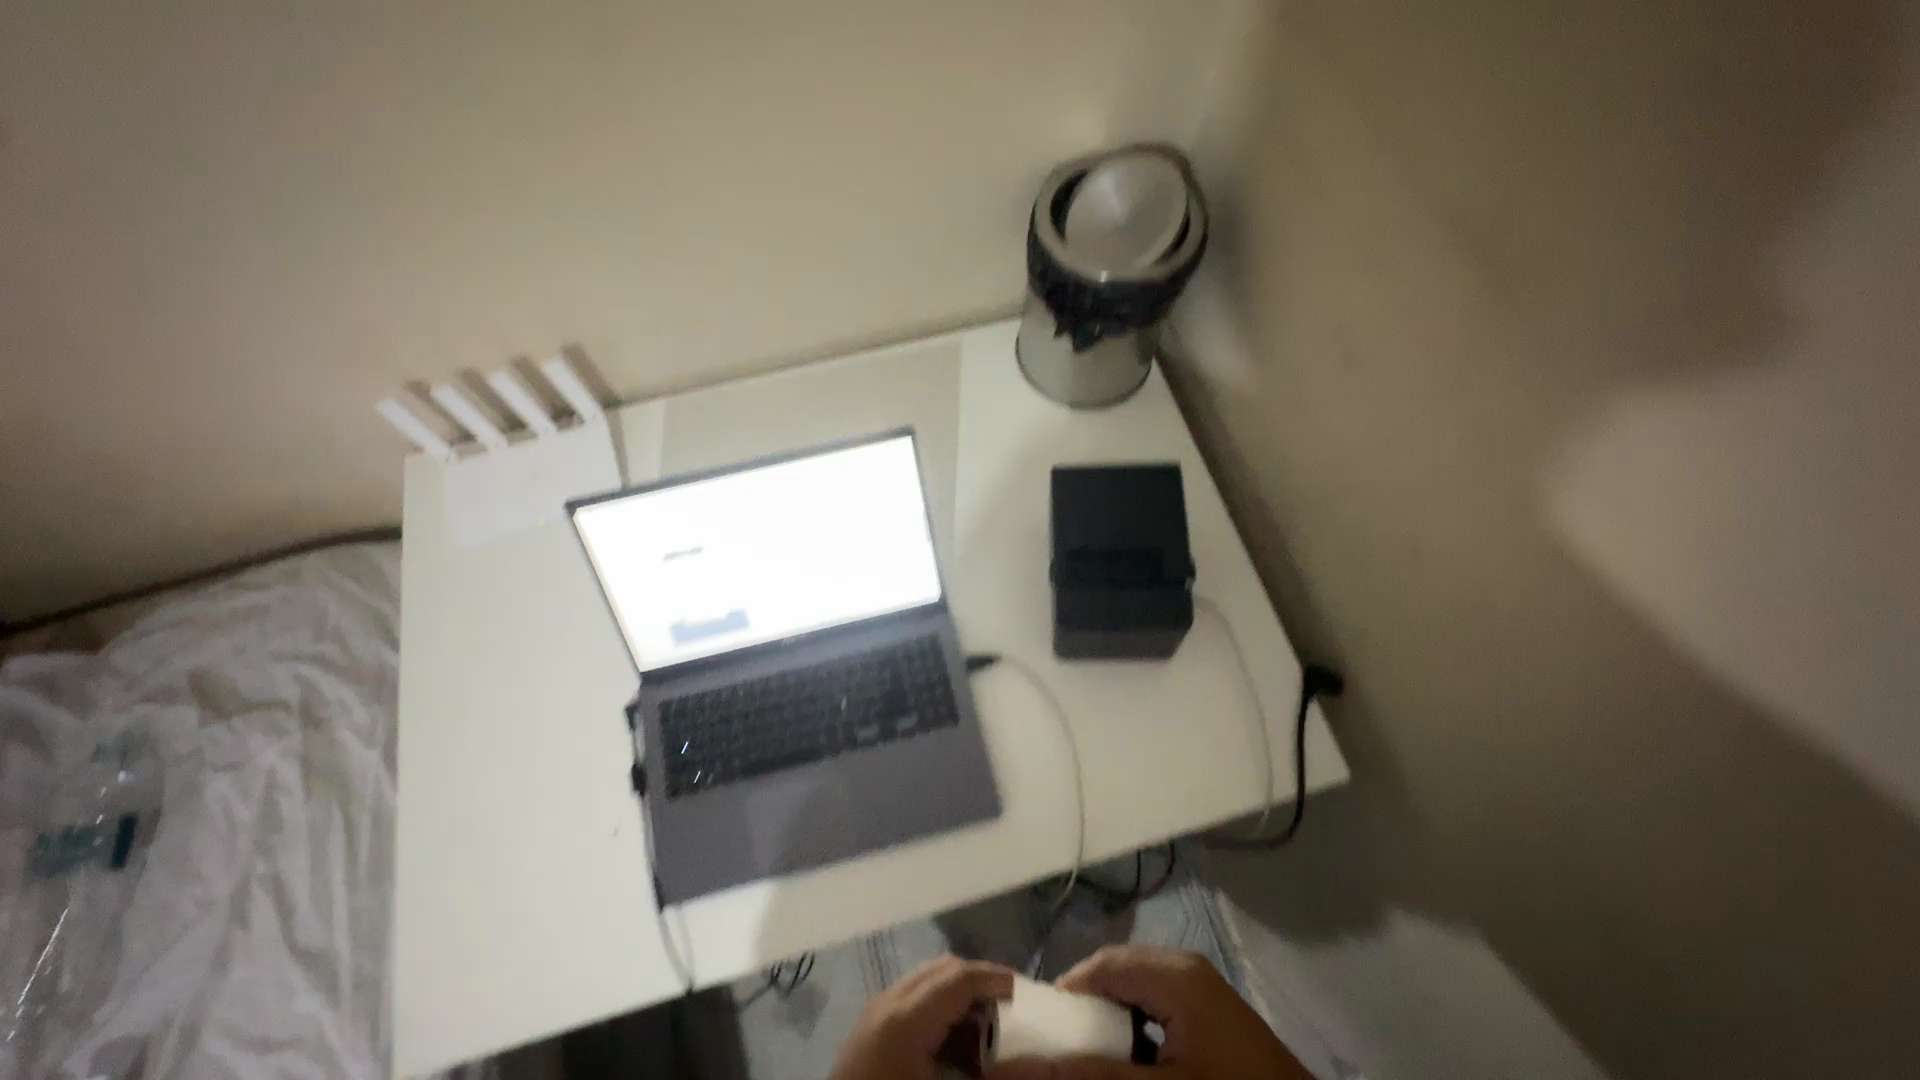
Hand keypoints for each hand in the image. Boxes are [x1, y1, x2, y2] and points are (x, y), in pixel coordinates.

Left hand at [830, 955, 1014, 1079]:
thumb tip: (1038, 1061)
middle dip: (980, 985)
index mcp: (906, 1017)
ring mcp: (873, 1015)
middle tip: (1012, 1012)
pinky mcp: (868, 1032)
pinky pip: (910, 1003)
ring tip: (986, 1031)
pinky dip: (938, 1012)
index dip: (998, 980)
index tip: (1029, 996)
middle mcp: (887, 1003)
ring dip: (959, 998)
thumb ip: (994, 1075)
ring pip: (926, 984)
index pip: (960, 976)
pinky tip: (954, 1047)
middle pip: (942, 971)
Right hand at [988, 946, 1310, 1079]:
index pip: (1100, 967)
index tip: (1038, 1032)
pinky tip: (1129, 1059)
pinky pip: (1158, 1001)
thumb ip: (1093, 1076)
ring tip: (1089, 1055)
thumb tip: (1023, 1066)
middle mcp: (1185, 968)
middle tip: (1060, 1046)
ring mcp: (1201, 987)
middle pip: (1117, 971)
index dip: (1064, 996)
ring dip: (1108, 1017)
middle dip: (1084, 1006)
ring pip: (1136, 987)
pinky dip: (1134, 1024)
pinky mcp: (1211, 1011)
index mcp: (1174, 974)